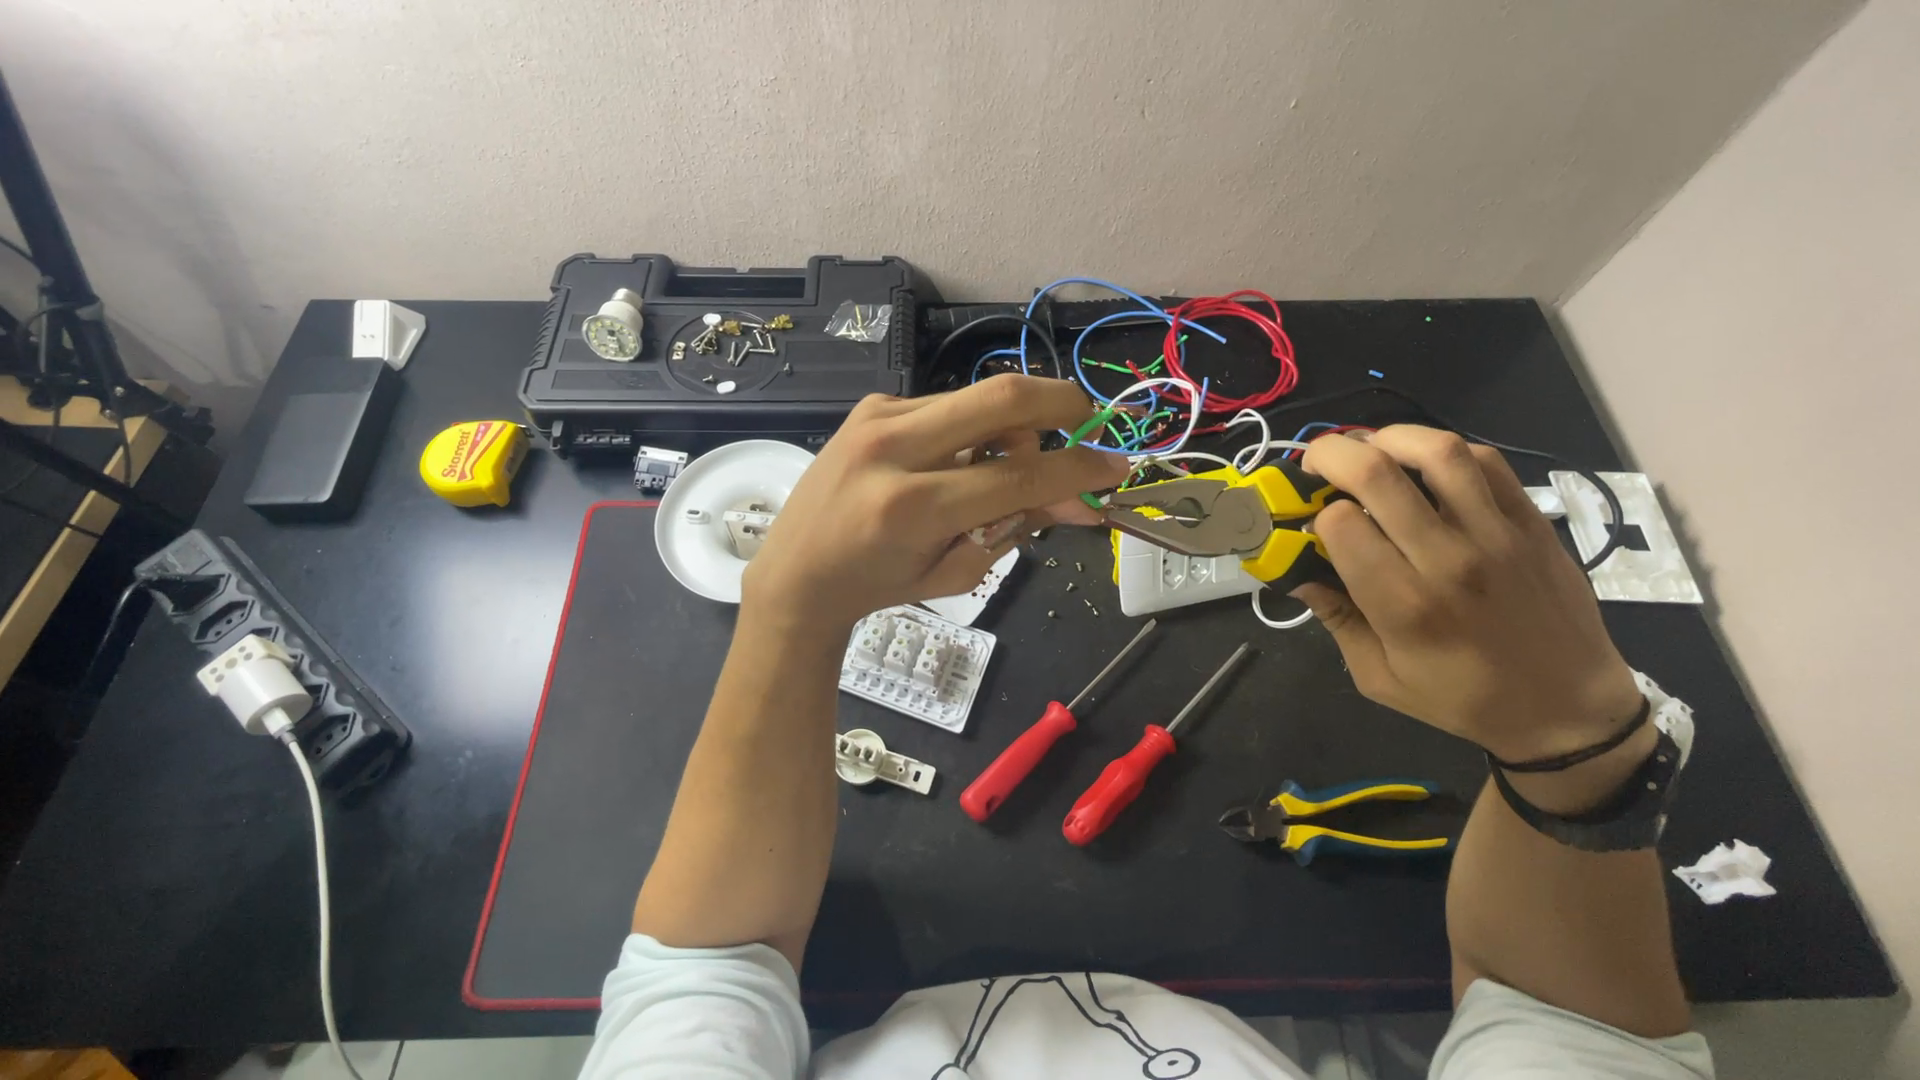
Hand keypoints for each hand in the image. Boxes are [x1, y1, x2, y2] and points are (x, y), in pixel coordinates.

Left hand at [743, 374, 1129, 630]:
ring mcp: (879, 417)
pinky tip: (961, 460)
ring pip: (979, 397)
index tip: (1116, 467)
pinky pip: (949, 405)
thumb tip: (1081, 499)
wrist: (796, 570)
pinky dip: (975, 427)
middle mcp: (892, 449)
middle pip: (1002, 397)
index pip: (1018, 476)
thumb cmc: (878, 584)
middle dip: (1062, 403)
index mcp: (911, 508)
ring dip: (1014, 425)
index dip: (1078, 470)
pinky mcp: (874, 404)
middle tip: (1088, 423)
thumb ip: (1017, 528)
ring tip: (1005, 468)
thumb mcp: (954, 571)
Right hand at [1293, 426, 1641, 762]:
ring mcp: (1495, 534)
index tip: (1311, 527)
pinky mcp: (1529, 522)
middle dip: (1330, 456)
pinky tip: (1423, 463)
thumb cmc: (1462, 699)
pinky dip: (1444, 448)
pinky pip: (1485, 461)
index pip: (1340, 524)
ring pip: (1436, 450)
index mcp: (1404, 606)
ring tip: (1369, 451)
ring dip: (1387, 438)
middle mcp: (1448, 559)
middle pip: (1376, 474)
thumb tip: (1295, 572)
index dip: (1314, 516)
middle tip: (1315, 463)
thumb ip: (1336, 620)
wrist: (1568, 708)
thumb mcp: (1379, 677)